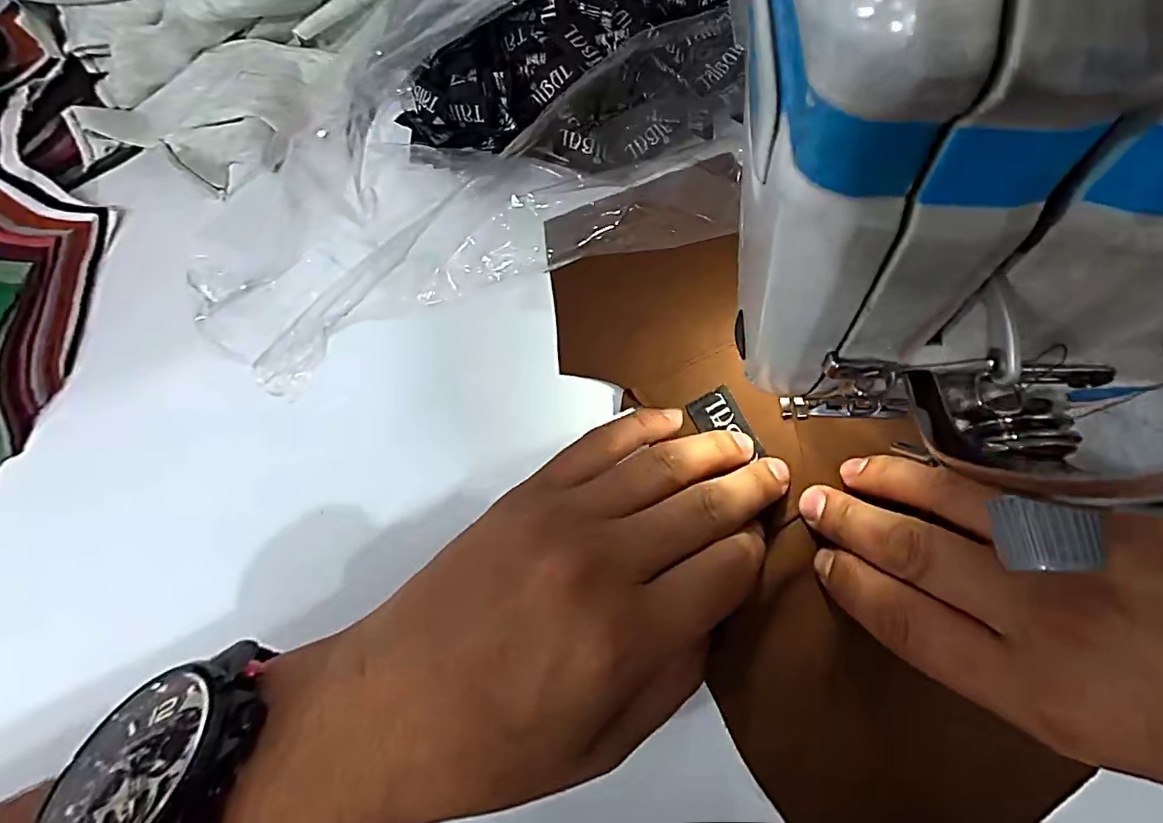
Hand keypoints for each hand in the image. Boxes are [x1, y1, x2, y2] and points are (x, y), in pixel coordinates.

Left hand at [223, 410, 789, 822]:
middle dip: (752, 485)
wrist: (386, 710)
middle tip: (776, 472)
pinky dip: (644, 423)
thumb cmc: (497, 743)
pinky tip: (673, 419)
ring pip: (662, 462)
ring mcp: (564, 515)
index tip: (762, 544)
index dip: (756, 550)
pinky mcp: (531, 492)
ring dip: (711, 445)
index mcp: (627, 633)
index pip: (728, 565)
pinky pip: (601, 443)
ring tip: (740, 442)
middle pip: (706, 502)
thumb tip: (718, 606)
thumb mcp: (605, 742)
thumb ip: (678, 674)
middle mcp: (604, 562)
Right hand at [795, 456, 1162, 821]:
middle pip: (919, 557)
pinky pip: (1013, 493)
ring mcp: (1075, 557)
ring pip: (958, 510)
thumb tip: (937, 605)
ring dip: (898, 485)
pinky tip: (932, 466)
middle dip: (857, 526)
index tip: (828, 562)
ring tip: (857, 472)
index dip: (860, 588)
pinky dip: (960, 476)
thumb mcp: (1077, 728)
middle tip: (817, 503)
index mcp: (1028, 689)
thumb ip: (998, 662)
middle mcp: (1040, 617)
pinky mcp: (1108, 519)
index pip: (911, 624)